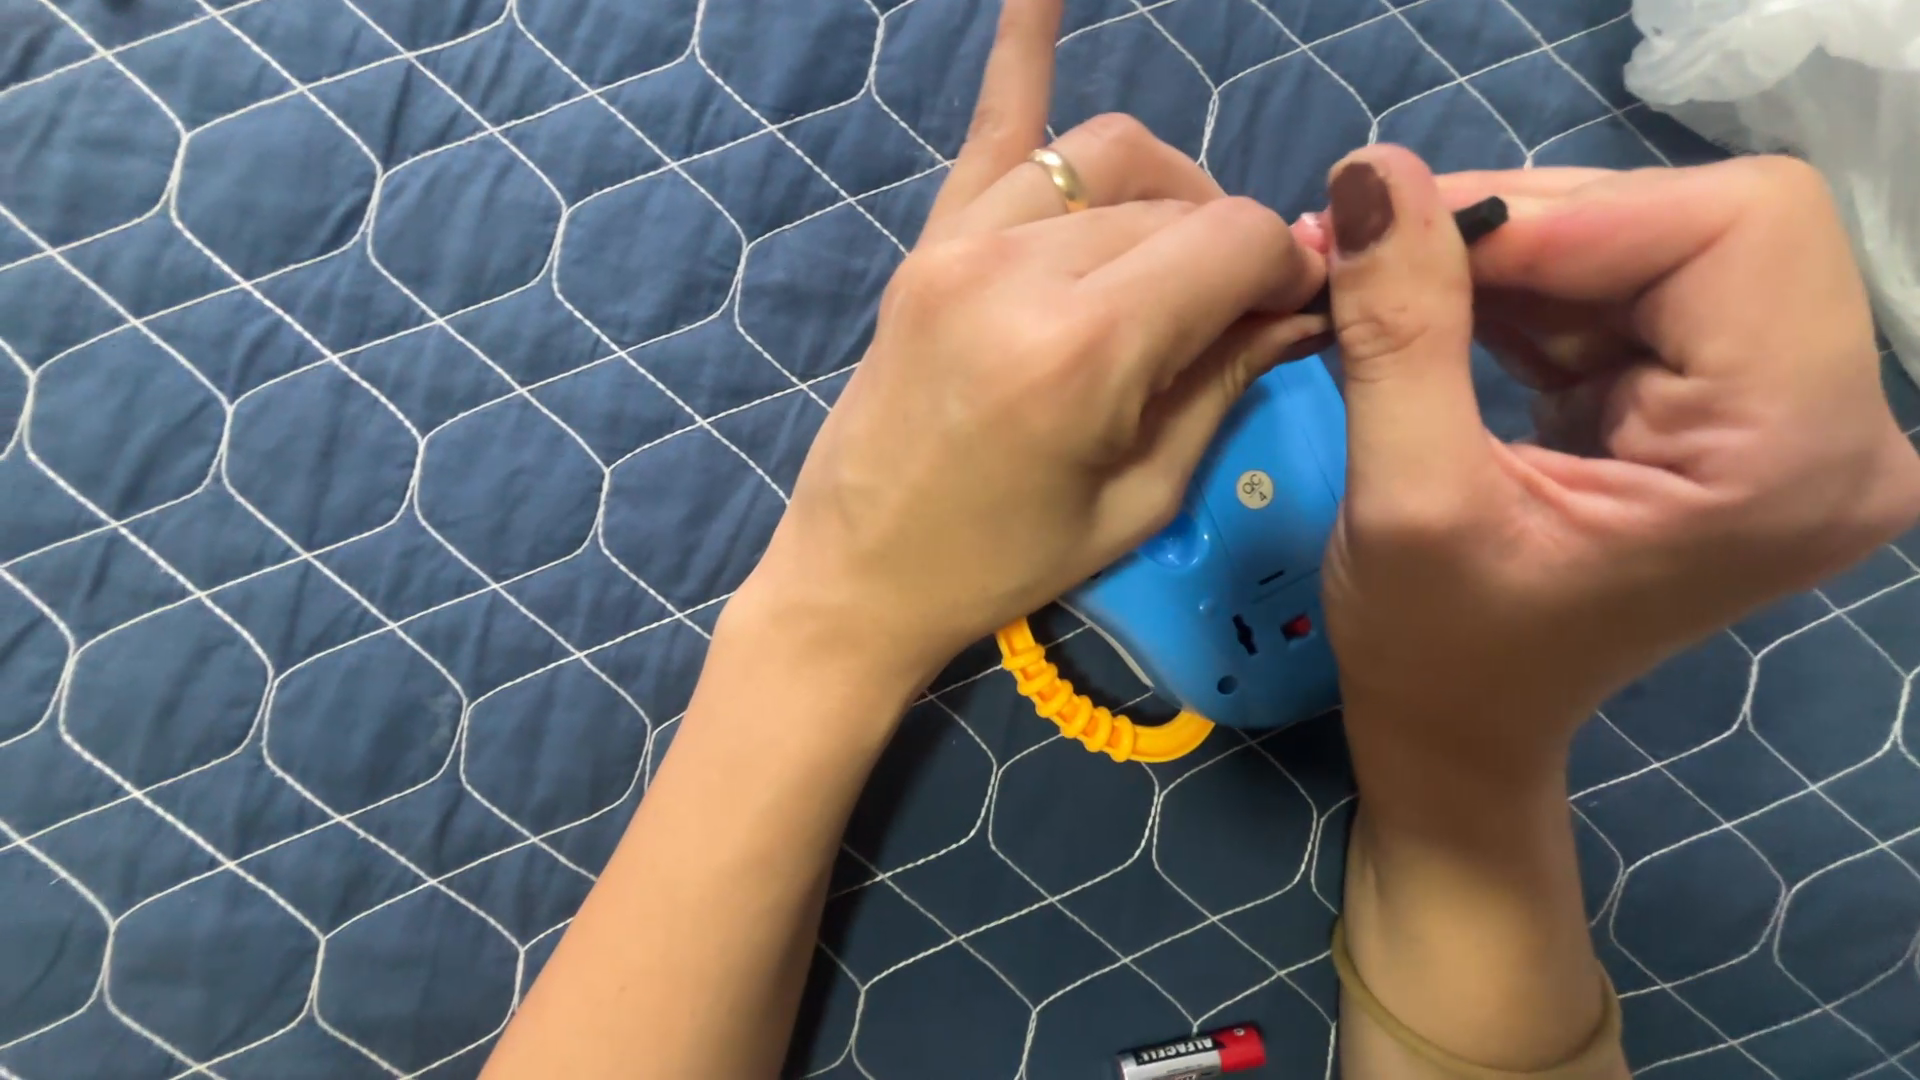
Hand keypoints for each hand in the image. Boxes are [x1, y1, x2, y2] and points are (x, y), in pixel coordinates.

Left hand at [737, 0, 1327, 682]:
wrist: (861, 576)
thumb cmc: (1001, 564)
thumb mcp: (1135, 501)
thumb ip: (1219, 386)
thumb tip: (1293, 307)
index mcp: (1085, 350)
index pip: (1231, 240)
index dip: (1283, 266)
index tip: (1290, 308)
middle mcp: (1020, 271)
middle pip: (1174, 200)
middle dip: (1226, 245)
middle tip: (1232, 310)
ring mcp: (960, 247)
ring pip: (1106, 159)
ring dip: (1164, 195)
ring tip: (1169, 258)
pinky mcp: (924, 251)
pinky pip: (988, 133)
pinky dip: (1021, 49)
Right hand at [1316, 147, 1919, 767]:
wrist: (1450, 723)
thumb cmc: (1428, 645)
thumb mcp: (1403, 496)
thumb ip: (1399, 334)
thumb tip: (1365, 179)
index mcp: (1788, 455)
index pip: (1732, 230)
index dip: (1561, 221)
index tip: (1407, 251)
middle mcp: (1825, 422)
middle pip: (1692, 231)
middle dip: (1515, 233)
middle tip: (1370, 253)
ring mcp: (1765, 417)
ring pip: (1643, 257)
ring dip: (1498, 259)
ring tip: (1380, 283)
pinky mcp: (1699, 417)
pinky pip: (1615, 306)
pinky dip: (1510, 296)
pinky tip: (1429, 315)